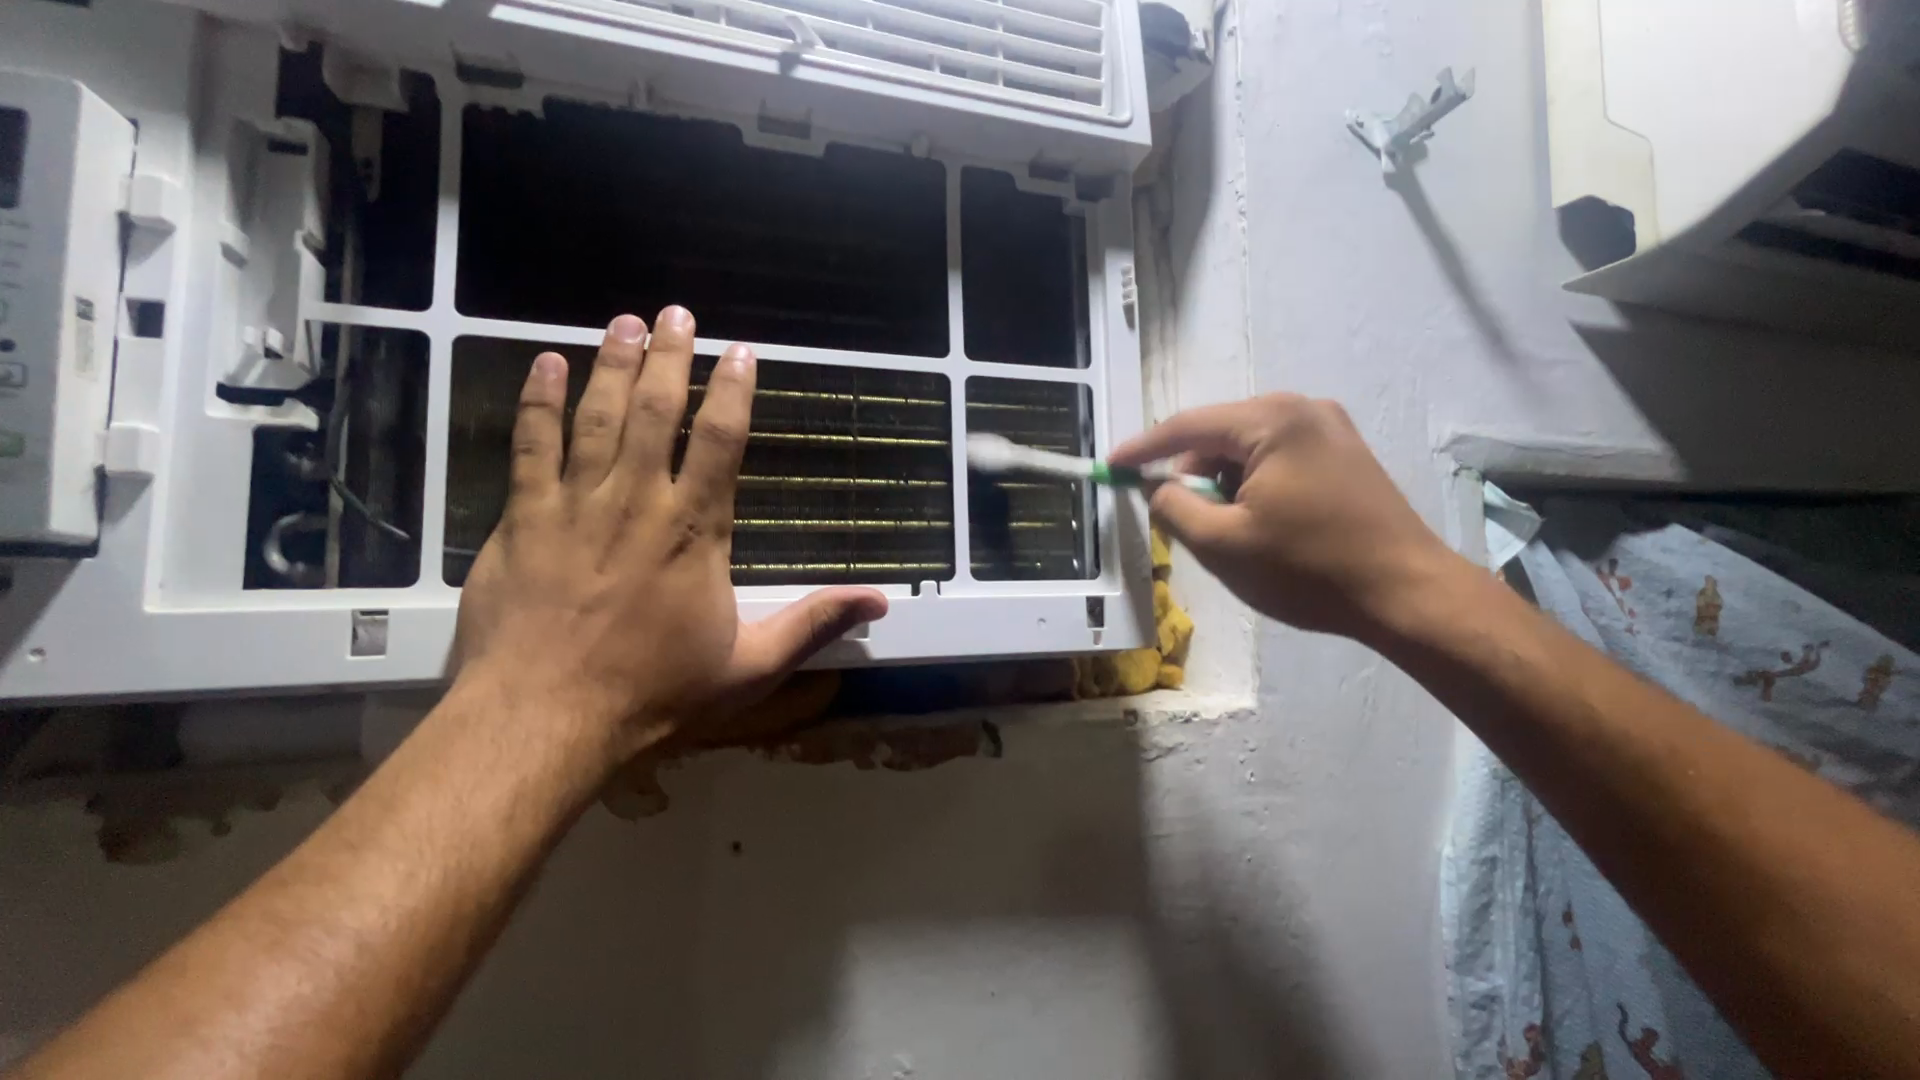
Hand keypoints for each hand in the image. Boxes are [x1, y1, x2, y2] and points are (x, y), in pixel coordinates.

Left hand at [452, 308, 887, 762]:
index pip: (721, 441)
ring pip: (595, 418)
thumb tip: (879, 601)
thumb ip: (814, 624)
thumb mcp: (752, 667)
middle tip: (674, 312)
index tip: (739, 351)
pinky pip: (530, 447)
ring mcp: (575, 505)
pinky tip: (546, 364)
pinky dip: (539, 402)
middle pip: (655, 411)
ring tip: (623, 322)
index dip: (733, 391)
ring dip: (611, 365)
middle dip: (668, 357)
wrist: (547, 717)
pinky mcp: (522, 520)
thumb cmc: (656, 693)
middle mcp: (637, 501)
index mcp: (695, 530)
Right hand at [1110, 394, 1464, 642]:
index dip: (1143, 449)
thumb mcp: (1223, 544)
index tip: (1111, 466)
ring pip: (1249, 449)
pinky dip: (1256, 485)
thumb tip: (1157, 488)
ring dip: (1226, 484)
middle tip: (1186, 521)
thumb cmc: (1308, 568)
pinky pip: (1280, 458)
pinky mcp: (1347, 453)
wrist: (1406, 594)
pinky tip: (1265, 524)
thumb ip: (1174, 508)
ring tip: (1233, 532)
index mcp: (1271, 420)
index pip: (1187, 426)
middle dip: (1193, 475)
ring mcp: (1332, 428)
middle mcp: (1303, 408)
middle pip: (1219, 435)